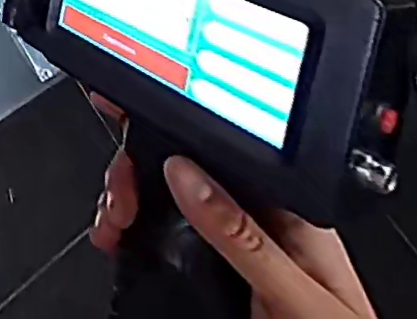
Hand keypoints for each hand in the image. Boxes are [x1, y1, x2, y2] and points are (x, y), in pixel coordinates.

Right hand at [86, 93, 376, 318]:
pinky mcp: (201, 271)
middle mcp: (253, 221)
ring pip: (157, 195)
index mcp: (286, 212)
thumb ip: (243, 237)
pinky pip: (152, 230)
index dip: (169, 127)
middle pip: (176, 165)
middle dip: (134, 171)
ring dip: (124, 198)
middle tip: (120, 198)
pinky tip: (115, 234)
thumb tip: (184, 170)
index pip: (218, 147)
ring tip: (114, 222)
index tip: (126, 115)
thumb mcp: (301, 302)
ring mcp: (226, 246)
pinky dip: (124, 226)